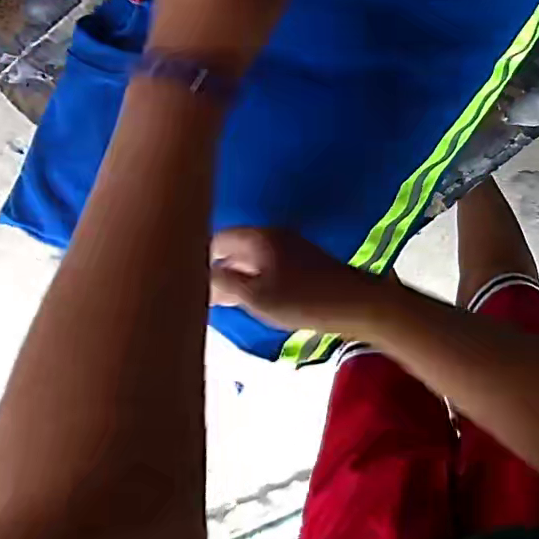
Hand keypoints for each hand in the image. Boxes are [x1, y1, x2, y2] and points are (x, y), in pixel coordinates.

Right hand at [210, 229, 396, 334]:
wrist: (354, 303)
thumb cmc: (302, 299)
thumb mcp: (255, 296)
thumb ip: (223, 283)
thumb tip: (197, 275)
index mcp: (258, 237)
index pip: (217, 239)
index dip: (198, 258)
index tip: (184, 280)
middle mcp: (272, 235)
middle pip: (233, 247)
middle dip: (215, 268)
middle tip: (197, 294)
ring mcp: (289, 247)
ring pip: (249, 258)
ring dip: (234, 276)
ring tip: (218, 301)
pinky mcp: (301, 263)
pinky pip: (265, 265)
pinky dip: (252, 279)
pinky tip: (249, 300)